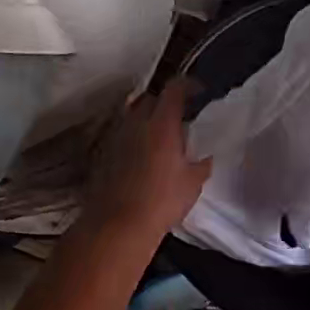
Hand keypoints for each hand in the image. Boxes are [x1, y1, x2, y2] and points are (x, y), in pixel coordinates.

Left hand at [84, 78, 211, 238]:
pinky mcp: (105, 154)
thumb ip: (201, 162)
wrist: (119, 224)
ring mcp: (117, 137)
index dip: (188, 85)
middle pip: (151, 98)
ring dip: (149, 120)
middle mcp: (136, 123)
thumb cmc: (163, 200)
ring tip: (163, 137)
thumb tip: (204, 155)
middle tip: (183, 117)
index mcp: (162, 124)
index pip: (174, 89)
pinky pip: (124, 135)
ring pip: (134, 116)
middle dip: (167, 102)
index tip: (200, 92)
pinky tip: (145, 156)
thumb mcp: (193, 182)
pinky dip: (136, 138)